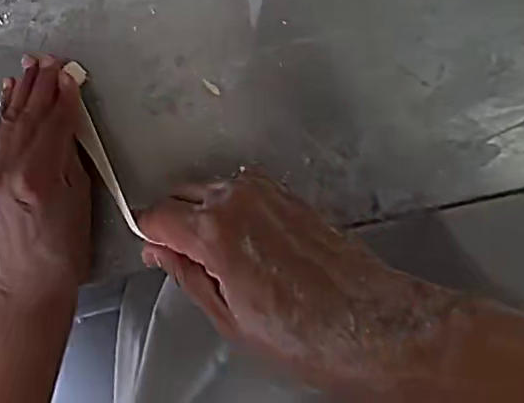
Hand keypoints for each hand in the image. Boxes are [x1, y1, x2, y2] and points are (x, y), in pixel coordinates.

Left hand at [0, 55, 91, 304]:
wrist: (28, 281)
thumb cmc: (66, 245)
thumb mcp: (80, 195)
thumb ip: (70, 151)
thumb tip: (68, 115)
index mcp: (39, 175)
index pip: (55, 123)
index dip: (65, 96)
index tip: (71, 73)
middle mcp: (12, 167)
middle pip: (31, 114)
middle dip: (42, 83)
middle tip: (52, 58)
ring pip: (11, 118)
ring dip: (23, 88)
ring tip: (32, 63)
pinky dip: (6, 108)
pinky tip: (10, 89)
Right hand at [137, 172, 462, 393]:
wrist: (375, 325)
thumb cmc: (310, 334)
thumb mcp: (231, 319)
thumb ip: (186, 275)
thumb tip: (160, 252)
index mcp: (213, 232)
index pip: (156, 214)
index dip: (148, 232)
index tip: (151, 246)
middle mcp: (233, 198)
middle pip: (179, 193)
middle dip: (174, 220)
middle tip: (186, 258)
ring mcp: (260, 189)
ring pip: (208, 188)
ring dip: (203, 211)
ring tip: (225, 255)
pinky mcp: (282, 189)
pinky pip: (238, 187)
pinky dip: (232, 205)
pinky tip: (250, 241)